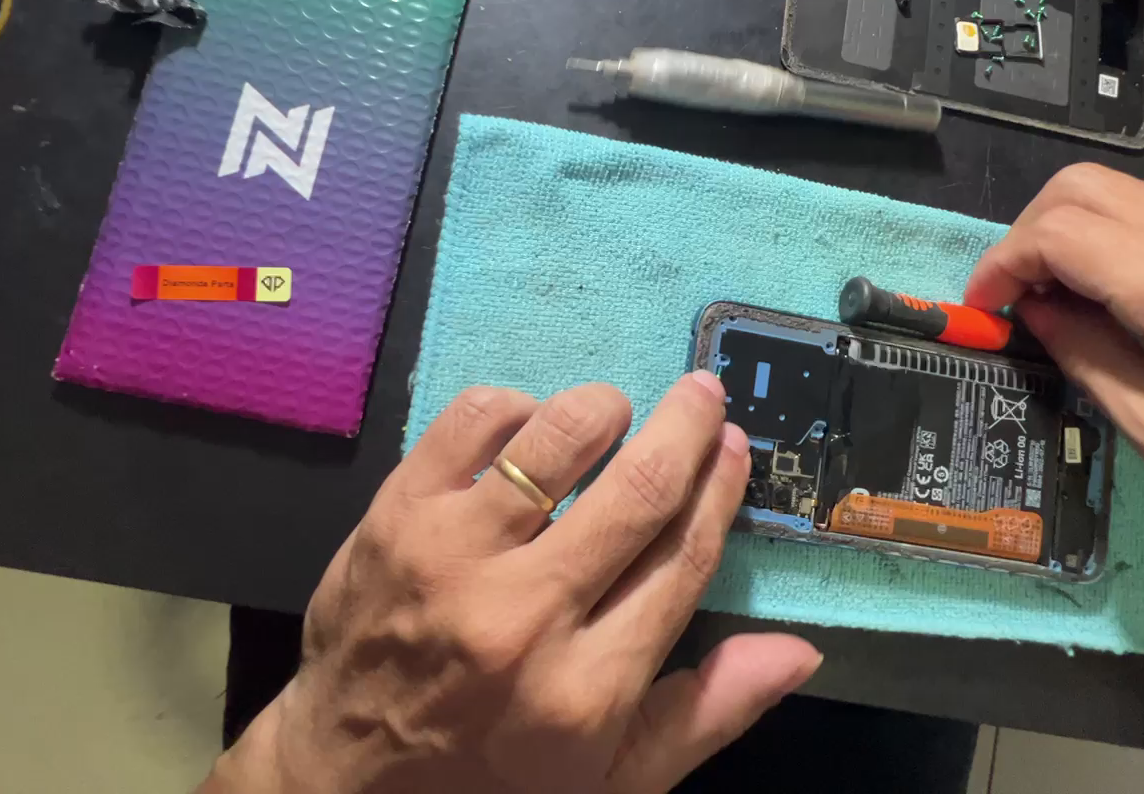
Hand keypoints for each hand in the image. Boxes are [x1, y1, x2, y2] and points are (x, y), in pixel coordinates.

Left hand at [206, 374, 821, 793]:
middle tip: (702, 389)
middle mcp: (524, 615)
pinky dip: (513, 405)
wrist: (343, 777)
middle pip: (635, 491)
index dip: (719, 488)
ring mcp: (452, 556)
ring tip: (613, 412)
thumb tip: (801, 649)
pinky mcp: (397, 513)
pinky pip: (471, 420)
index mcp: (588, 688)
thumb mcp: (610, 779)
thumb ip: (707, 712)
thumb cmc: (492, 777)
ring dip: (600, 408)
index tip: (732, 442)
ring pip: (553, 439)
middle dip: (684, 425)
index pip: (682, 559)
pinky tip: (525, 426)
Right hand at [963, 164, 1143, 600]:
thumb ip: (1092, 363)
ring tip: (1072, 304)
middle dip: (1027, 234)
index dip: (1000, 263)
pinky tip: (1137, 302)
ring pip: (1127, 193)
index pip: (1058, 231)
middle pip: (1082, 187)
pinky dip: (1125, 242)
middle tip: (1021, 298)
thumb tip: (1039, 315)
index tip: (985, 310)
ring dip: (1075, 236)